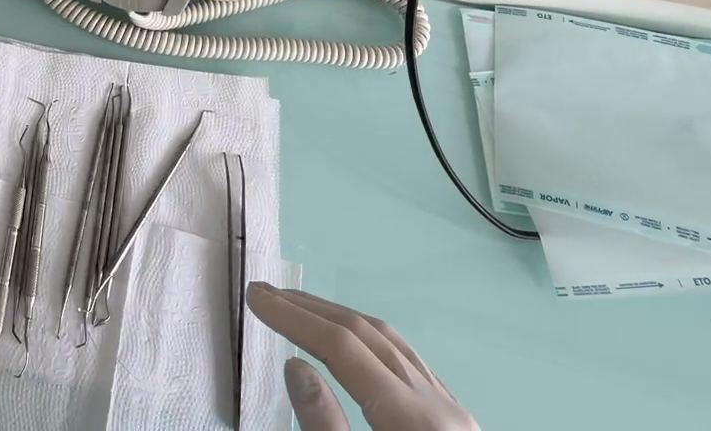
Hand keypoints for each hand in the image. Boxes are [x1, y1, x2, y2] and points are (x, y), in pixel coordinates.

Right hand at [247, 283, 478, 430]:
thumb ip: (325, 429)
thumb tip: (296, 366)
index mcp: (416, 423)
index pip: (343, 348)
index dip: (294, 319)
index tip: (253, 299)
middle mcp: (440, 408)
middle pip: (367, 335)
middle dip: (312, 309)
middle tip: (264, 293)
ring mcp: (455, 416)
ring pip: (391, 343)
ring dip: (339, 318)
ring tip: (298, 308)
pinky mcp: (458, 428)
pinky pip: (409, 363)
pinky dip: (370, 341)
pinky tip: (353, 344)